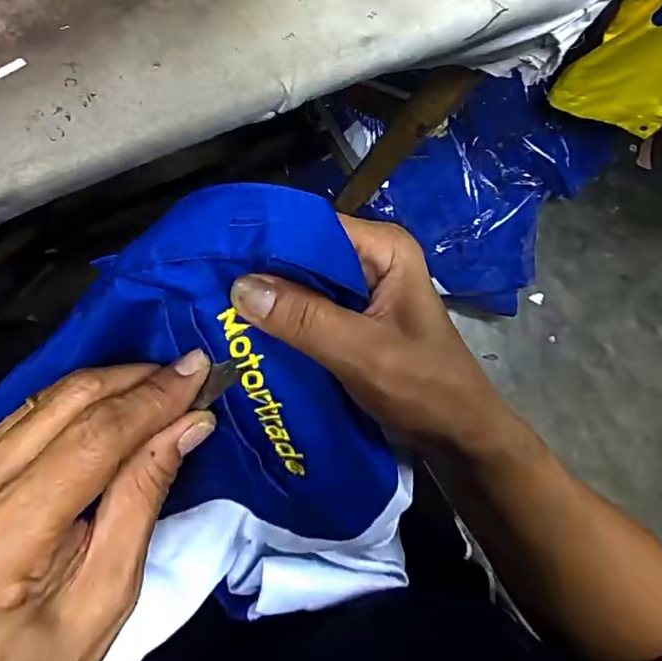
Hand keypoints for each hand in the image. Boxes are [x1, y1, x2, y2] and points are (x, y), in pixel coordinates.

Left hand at [0, 359, 218, 660]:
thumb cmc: (42, 658)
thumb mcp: (111, 589)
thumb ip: (145, 494)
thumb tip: (192, 421)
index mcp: (0, 540)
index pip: (93, 439)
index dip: (154, 399)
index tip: (203, 373)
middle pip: (72, 403)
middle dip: (143, 380)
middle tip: (194, 374)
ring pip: (56, 394)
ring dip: (120, 381)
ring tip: (170, 385)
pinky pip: (39, 406)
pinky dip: (91, 395)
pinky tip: (127, 400)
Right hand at [230, 215, 521, 458]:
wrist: (458, 433)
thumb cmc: (424, 387)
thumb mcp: (362, 352)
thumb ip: (305, 319)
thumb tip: (240, 285)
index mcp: (386, 249)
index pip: (316, 227)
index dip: (268, 240)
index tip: (215, 257)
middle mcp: (374, 258)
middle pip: (307, 254)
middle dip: (263, 272)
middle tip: (203, 288)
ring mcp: (365, 289)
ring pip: (306, 284)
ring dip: (269, 299)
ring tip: (212, 310)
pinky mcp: (356, 318)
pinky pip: (312, 310)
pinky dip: (285, 321)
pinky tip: (247, 335)